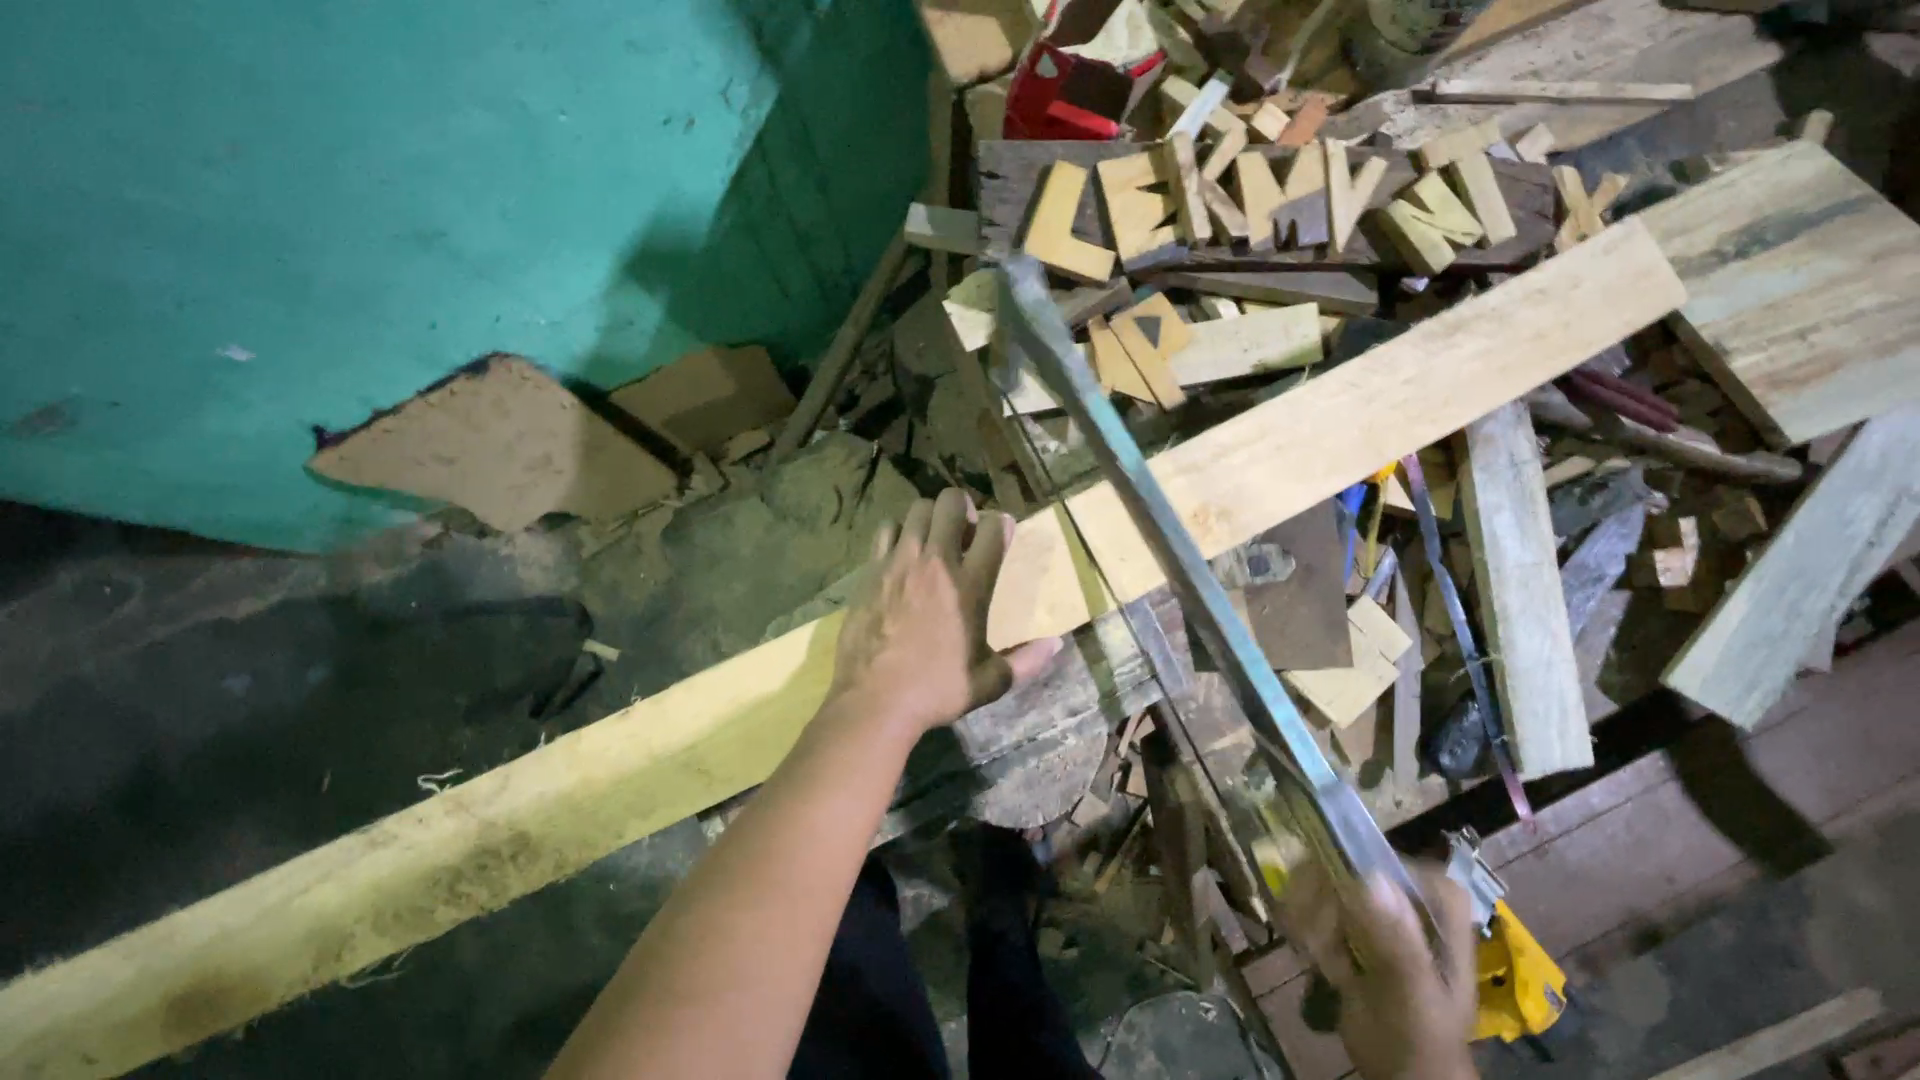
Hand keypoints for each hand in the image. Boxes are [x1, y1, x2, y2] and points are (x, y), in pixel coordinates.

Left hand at [829, 488, 1063, 734]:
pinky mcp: (871, 570)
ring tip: (932, 537)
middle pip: (952, 503)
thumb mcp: (989, 682)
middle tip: (964, 528)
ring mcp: (900, 562)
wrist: (874, 700)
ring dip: (930, 516)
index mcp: (971, 585)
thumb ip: (1026, 660)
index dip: (1001, 524)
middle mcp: (936, 563)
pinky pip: (886, 530)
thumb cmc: (936, 692)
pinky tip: (901, 553)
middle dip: (963, 507)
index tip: (1001, 533)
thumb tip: (1057, 645)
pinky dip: (897, 532)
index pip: (993, 529)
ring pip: (917, 509)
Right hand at [1279, 861, 1478, 1079]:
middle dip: (1322, 905)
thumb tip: (1368, 877)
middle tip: (1319, 946)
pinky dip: (1302, 929)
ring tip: (1322, 962)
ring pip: (1321, 883)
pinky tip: (1315, 960)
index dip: (1349, 873)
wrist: (1403, 1075)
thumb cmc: (1420, 1037)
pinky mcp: (1348, 922)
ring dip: (1309, 921)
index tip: (1328, 902)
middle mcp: (1405, 893)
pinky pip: (1309, 902)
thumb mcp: (1412, 992)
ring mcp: (1373, 906)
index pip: (1382, 858)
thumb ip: (1396, 940)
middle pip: (1344, 866)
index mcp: (1438, 901)